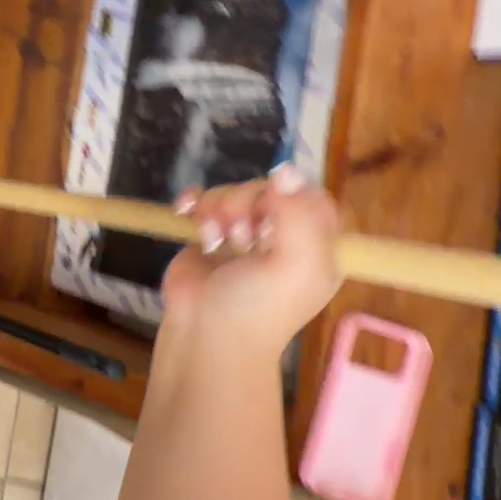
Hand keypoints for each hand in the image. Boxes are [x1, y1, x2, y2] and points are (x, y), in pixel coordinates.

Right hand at [162, 166, 342, 355]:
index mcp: (317, 242)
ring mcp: (242, 231)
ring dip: (214, 209)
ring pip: (229, 192)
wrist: (205, 330)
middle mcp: (282, 233)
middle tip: (240, 239)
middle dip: (243, 206)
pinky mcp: (207, 232)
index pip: (309, 194)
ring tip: (214, 241)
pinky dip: (190, 201)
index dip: (285, 197)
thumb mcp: (296, 265)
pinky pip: (200, 200)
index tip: (269, 217)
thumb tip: (284, 169)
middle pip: (264, 189)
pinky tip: (183, 211)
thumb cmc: (260, 305)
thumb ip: (297, 217)